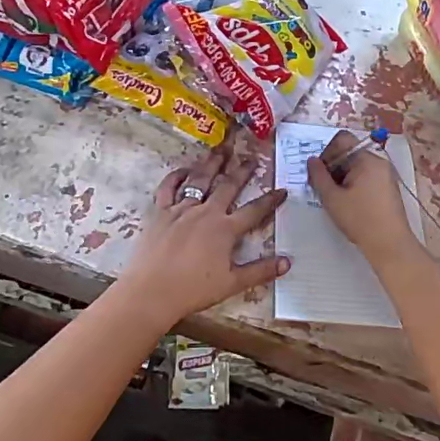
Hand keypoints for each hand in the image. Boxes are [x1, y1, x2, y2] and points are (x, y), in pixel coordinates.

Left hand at [109, 145, 288, 331]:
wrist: (151, 291)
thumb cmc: (193, 290)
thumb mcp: (232, 283)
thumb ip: (260, 271)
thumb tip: (287, 262)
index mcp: (225, 229)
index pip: (254, 211)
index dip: (270, 200)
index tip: (282, 190)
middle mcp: (206, 212)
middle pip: (228, 186)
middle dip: (241, 171)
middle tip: (250, 159)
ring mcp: (181, 209)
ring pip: (200, 179)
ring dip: (212, 163)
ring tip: (221, 150)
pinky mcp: (160, 211)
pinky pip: (169, 187)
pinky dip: (177, 175)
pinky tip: (185, 170)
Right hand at [306, 131, 420, 266]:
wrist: (391, 245)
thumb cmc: (360, 220)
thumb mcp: (332, 198)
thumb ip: (319, 176)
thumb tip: (312, 160)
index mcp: (366, 159)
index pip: (342, 140)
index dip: (326, 154)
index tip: (320, 174)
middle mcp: (379, 162)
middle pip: (350, 153)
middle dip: (334, 168)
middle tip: (325, 189)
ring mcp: (386, 175)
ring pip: (358, 167)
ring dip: (343, 178)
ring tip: (337, 200)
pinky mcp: (389, 188)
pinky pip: (367, 177)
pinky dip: (355, 185)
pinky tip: (351, 205)